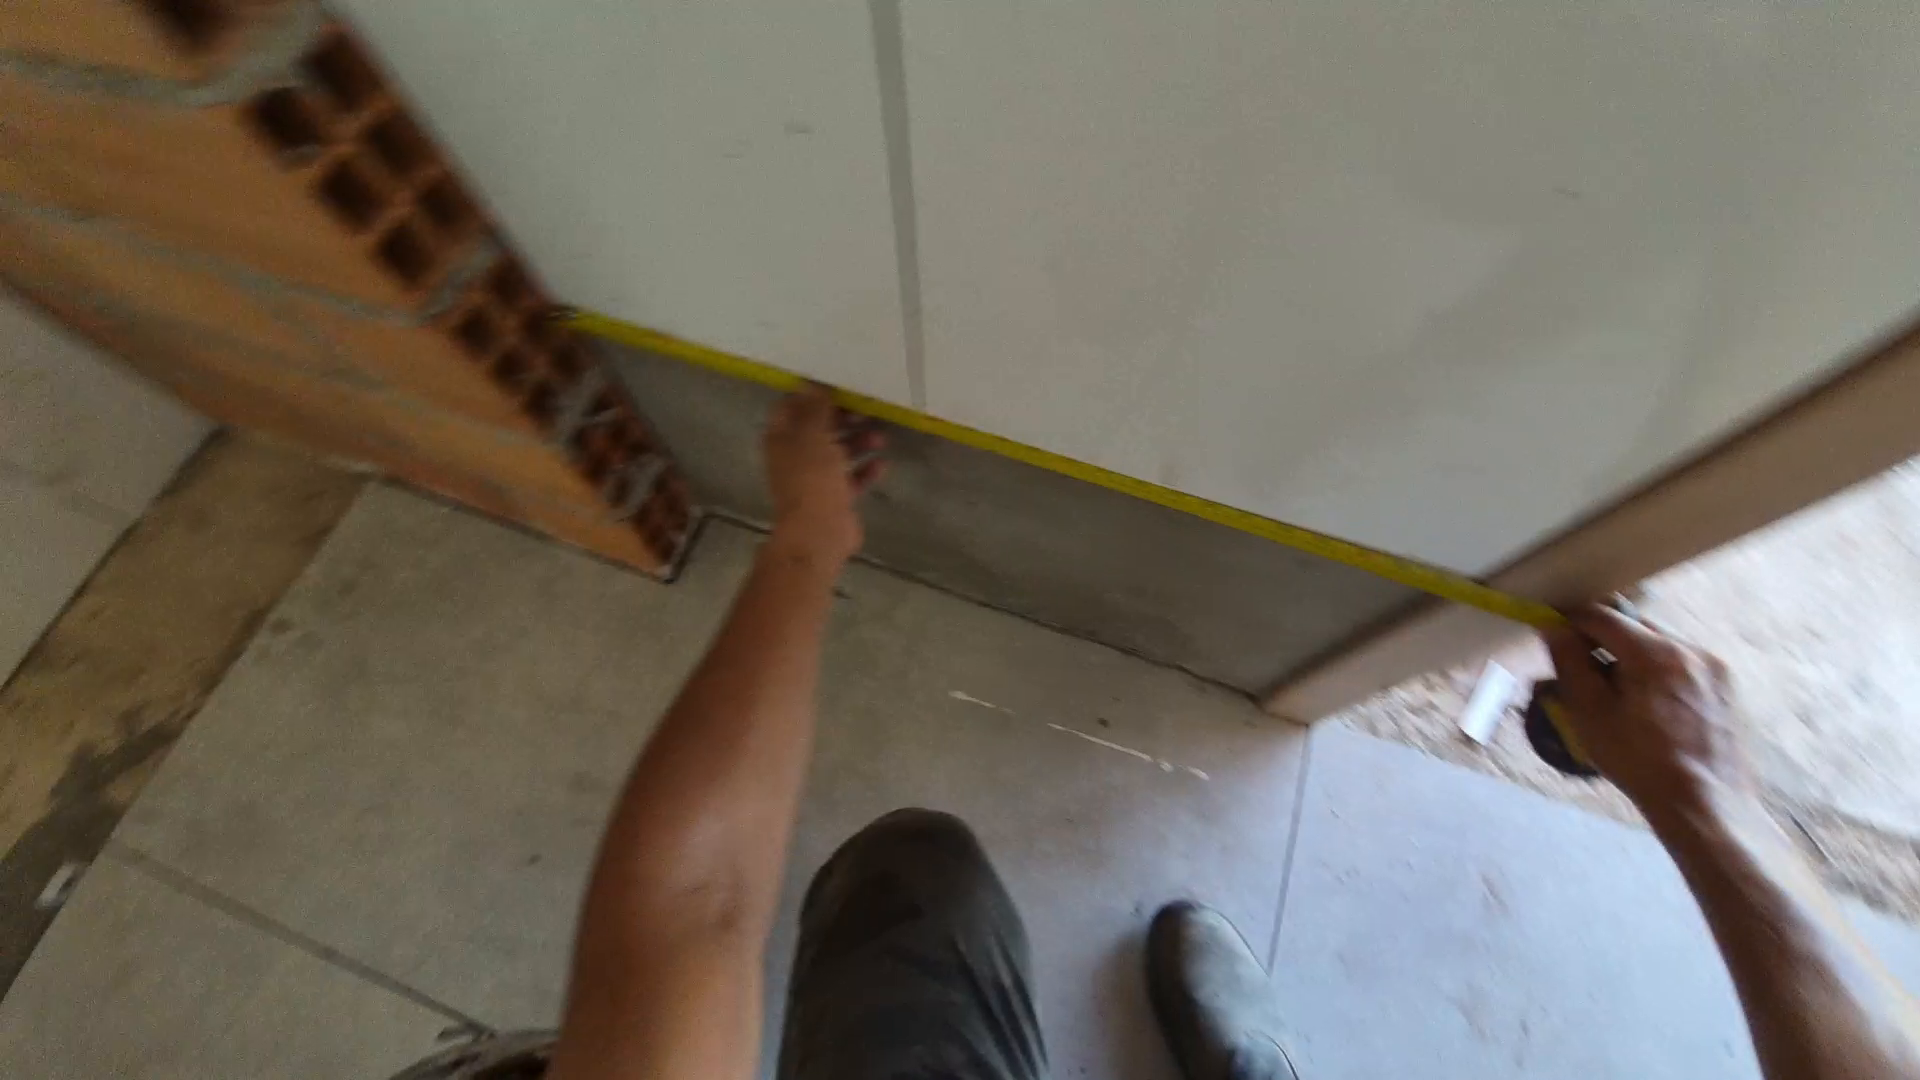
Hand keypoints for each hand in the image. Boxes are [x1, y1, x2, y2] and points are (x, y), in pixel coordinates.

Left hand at [762, 385, 884, 565]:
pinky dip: (865, 471)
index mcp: (781, 439)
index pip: (792, 407)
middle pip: (819, 429)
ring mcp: (814, 480)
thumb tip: (814, 384)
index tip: (839, 388)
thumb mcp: (813, 435)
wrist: (818, 533)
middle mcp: (795, 457)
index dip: (813, 396)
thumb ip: (815, 408)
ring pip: (838, 453)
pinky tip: (882, 464)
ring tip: (880, 438)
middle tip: (865, 411)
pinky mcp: (834, 499)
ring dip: (858, 442)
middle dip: (842, 419)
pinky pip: (851, 479)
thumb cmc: (812, 479)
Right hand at [1543, 604, 1755, 815]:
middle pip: (1633, 627)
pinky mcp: (1726, 688)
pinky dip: (1653, 671)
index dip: (1568, 619)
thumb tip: (1553, 627)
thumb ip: (1568, 661)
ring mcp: (1715, 669)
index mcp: (1657, 653)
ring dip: (1627, 656)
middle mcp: (1692, 650)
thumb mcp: (1588, 709)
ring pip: (1657, 645)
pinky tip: (1644, 704)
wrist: (1705, 803)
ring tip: (1612, 692)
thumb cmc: (1637, 757)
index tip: (1548, 632)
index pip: (1602, 616)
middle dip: (1600, 639)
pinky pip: (1678, 664)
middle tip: (1578, 669)